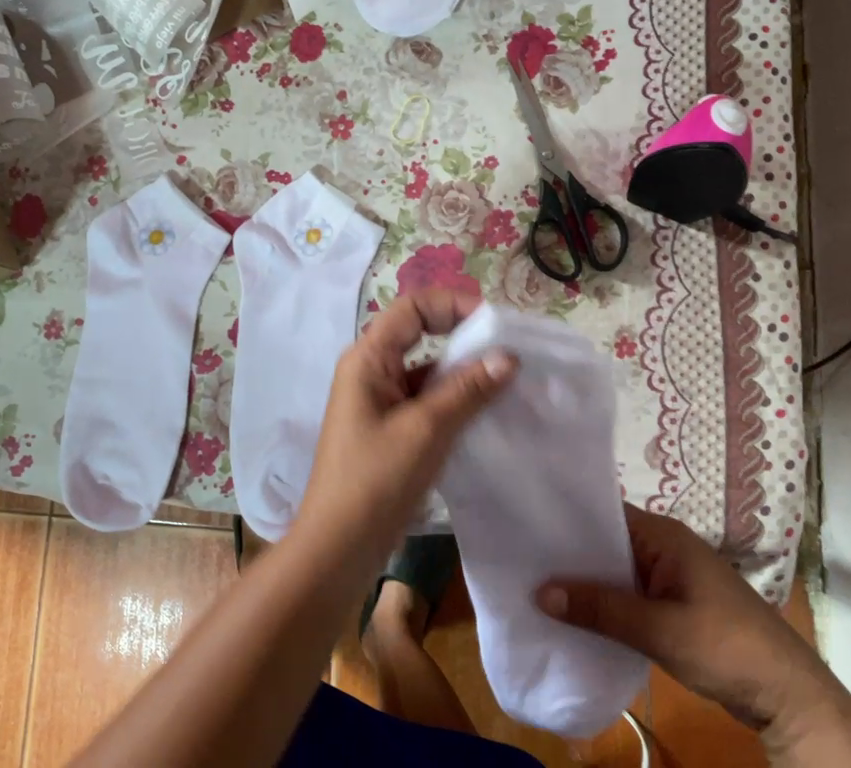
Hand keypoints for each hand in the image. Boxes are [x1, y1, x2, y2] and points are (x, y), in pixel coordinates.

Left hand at [293, 289, 515, 559]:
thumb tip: (508, 356)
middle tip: (511, 354)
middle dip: (465, 339)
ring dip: (464, 374)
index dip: (453, 305)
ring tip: (510, 385)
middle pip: (420, 335)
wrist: (339, 545)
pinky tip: (488, 416)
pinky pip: (426, 401)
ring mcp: (379, 402)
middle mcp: (370, 371)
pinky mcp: (390, 430)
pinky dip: (455, 402)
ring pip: (427, 372)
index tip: (496, 324)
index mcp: (367, 359)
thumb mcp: (426, 429)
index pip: (412, 308)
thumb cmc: (375, 479)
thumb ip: (467, 390)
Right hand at [535, 504, 836, 731]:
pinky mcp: (673, 603)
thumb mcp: (659, 630)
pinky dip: (603, 602)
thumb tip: (540, 592)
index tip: (523, 526)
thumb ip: (600, 609)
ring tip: (534, 585)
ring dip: (584, 581)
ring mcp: (670, 575)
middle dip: (568, 554)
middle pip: (605, 541)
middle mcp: (665, 546)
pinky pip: (627, 592)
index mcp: (664, 536)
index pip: (602, 512)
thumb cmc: (727, 647)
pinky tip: (573, 614)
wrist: (789, 695)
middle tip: (519, 559)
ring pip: (615, 569)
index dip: (563, 519)